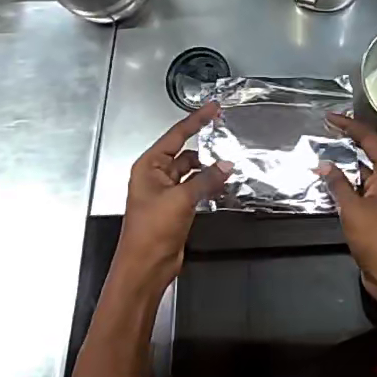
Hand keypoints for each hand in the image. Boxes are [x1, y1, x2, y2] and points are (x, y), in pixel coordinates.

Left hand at [114, 102, 231, 290]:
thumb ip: (205, 180)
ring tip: (230, 163)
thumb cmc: (151, 231)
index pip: (175, 135)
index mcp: (148, 165)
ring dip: (208, 169)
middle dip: (204, 148)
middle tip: (226, 137)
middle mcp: (155, 175)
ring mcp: (165, 192)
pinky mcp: (175, 208)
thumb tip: (225, 165)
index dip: (195, 120)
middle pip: (184, 152)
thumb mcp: (181, 200)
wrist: (146, 267)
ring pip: (191, 172)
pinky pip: (194, 189)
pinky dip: (207, 185)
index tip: (212, 109)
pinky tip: (222, 184)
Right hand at [316, 114, 376, 315]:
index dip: (349, 125)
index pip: (369, 138)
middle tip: (323, 130)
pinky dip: (345, 181)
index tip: (329, 117)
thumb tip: (324, 164)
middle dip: (346, 139)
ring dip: (343, 163)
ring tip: (320, 152)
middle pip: (368, 151)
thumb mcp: (353, 209)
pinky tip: (328, 181)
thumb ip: (337, 183)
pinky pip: (360, 187)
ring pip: (363, 170)